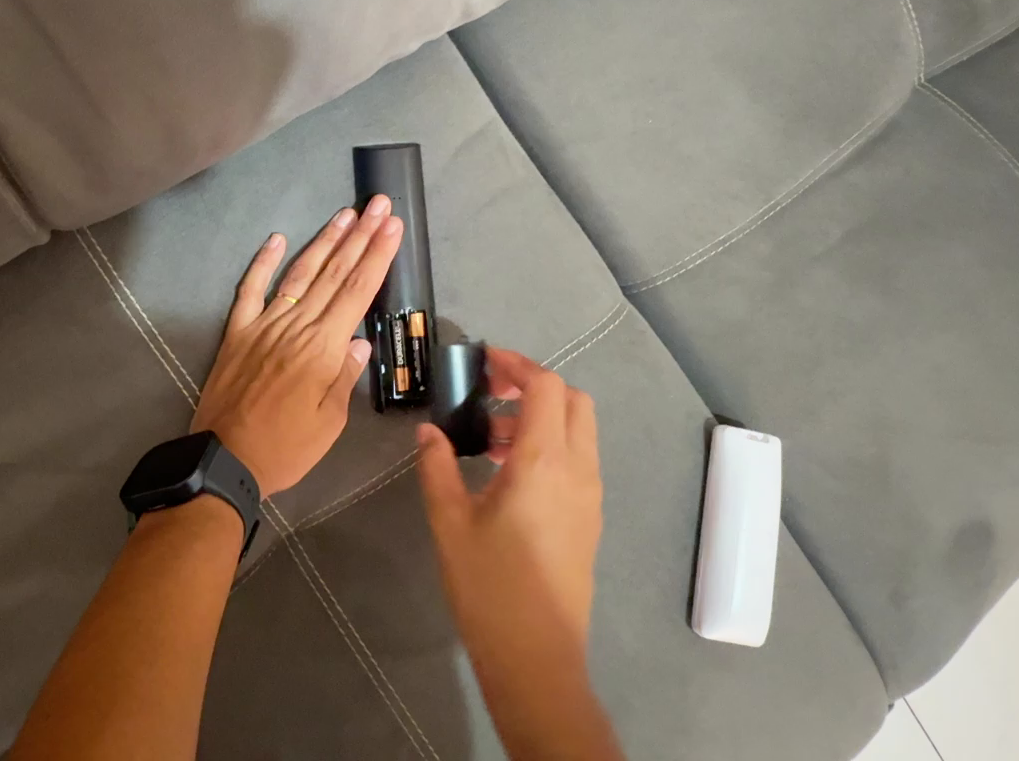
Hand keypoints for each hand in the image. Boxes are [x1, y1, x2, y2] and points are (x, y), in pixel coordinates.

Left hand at [191, 197, 403, 494]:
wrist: (224, 460)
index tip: (392, 226)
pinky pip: (250, 289)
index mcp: (323, 347)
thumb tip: (361, 338)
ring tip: (344, 214)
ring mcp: (263, 324)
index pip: (358, 291)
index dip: (378, 255)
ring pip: (299, 273)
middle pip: (334, 272)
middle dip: (359, 235)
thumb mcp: (330, 422)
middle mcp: (295, 326)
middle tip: (378, 204)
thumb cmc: (285, 448)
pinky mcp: (237, 331)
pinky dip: (262, 262)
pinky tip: (275, 239)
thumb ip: (345, 375)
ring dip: (323, 241)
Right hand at [416, 347, 603, 665]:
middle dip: (533, 384)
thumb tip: (428, 431)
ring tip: (489, 436)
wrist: (536, 656)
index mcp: (545, 461)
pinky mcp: (589, 517)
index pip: (545, 386)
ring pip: (579, 429)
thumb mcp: (450, 519)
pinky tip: (507, 471)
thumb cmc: (488, 584)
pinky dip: (550, 443)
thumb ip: (437, 465)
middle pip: (572, 399)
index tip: (482, 362)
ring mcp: (590, 495)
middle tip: (488, 393)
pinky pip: (577, 458)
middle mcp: (578, 469)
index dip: (516, 363)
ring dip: (540, 416)